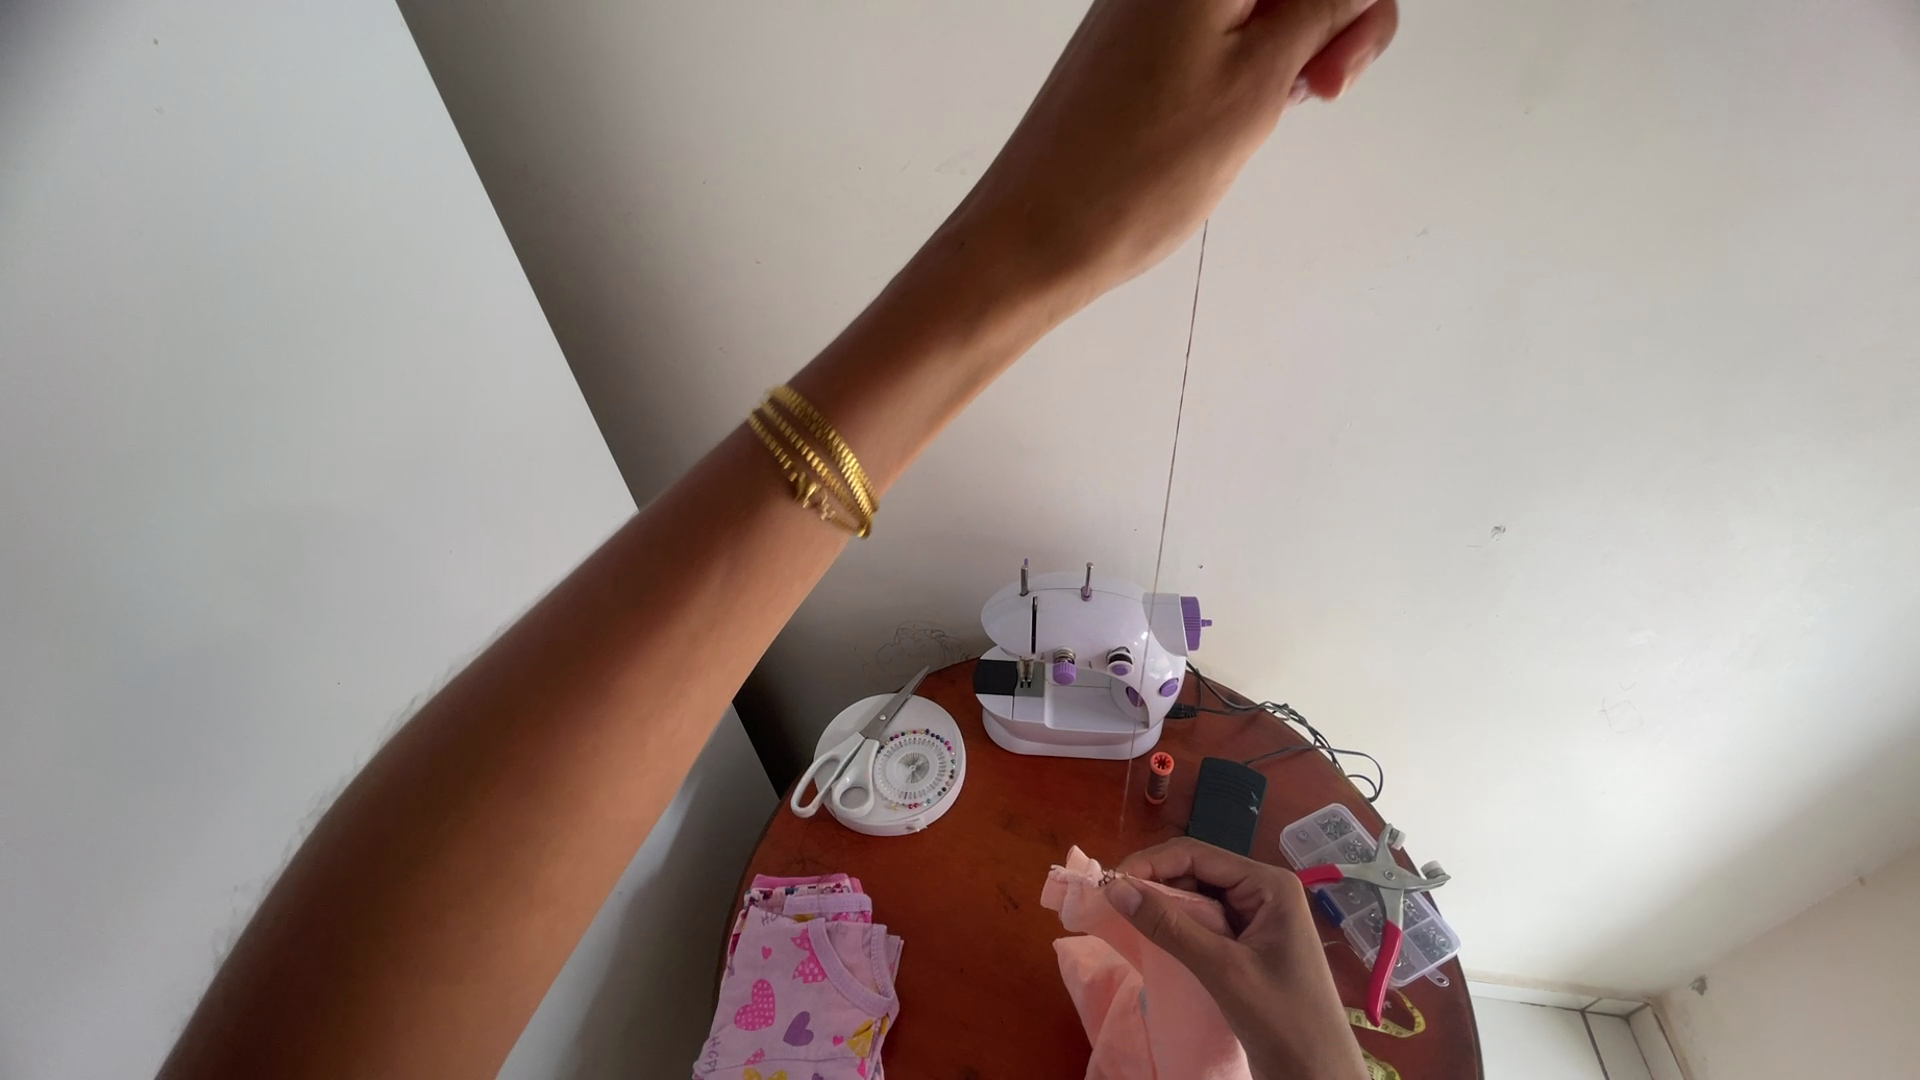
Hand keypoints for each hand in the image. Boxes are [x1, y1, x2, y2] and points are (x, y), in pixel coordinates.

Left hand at [952, 0, 1399, 298]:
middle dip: (1322, 24)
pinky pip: (1205, 44)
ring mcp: (1139, 15)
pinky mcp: (1122, 59)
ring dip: (1277, 58)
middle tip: (1314, 93)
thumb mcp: (1256, 85)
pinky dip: (1231, 77)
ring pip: (1249, 14)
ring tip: (1249, 124)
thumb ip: (1323, 9)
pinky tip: (1217, 127)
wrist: (1030, 242)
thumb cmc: (1132, 176)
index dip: (1353, 6)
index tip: (1339, 65)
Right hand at [1105, 837, 1367, 1079]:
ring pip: (1198, 894)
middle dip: (1156, 883)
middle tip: (1115, 901)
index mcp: (1268, 884)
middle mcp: (1263, 890)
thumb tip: (1115, 887)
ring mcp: (1258, 916)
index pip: (1197, 855)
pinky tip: (1158, 934)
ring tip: (1131, 917)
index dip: (1151, 863)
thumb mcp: (1222, 970)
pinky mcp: (1250, 941)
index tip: (1111, 881)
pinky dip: (1179, 924)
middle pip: (1196, 870)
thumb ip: (1169, 926)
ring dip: (1165, 904)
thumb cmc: (1283, 1021)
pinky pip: (1206, 919)